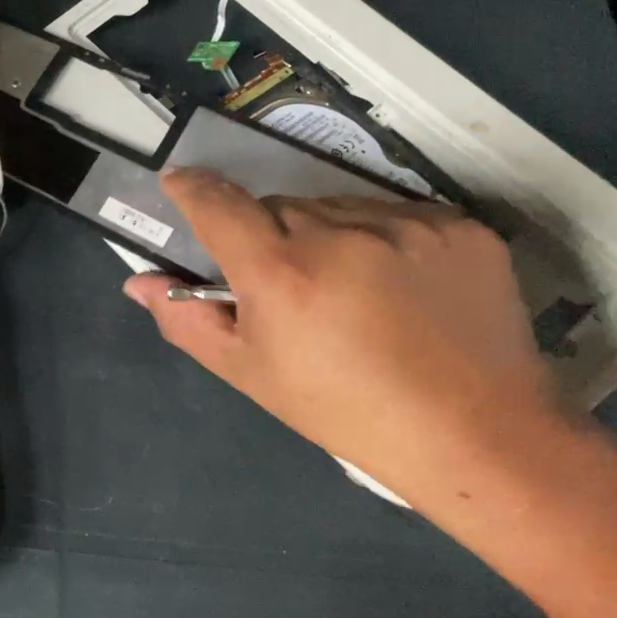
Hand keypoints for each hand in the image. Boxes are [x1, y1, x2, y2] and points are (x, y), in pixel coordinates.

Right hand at [123, 168, 566, 497]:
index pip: (218, 204)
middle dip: (267, 235)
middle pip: (277, 208)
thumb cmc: (343, 409)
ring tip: (348, 287)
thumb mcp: (248, 372)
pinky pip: (394, 214)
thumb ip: (186, 319)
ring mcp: (407, 226)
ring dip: (324, 234)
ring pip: (335, 207)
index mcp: (280, 273)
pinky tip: (398, 284)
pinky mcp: (461, 228)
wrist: (477, 435)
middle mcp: (339, 235)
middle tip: (283, 283)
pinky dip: (381, 238)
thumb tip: (139, 283)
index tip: (178, 183)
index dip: (192, 189)